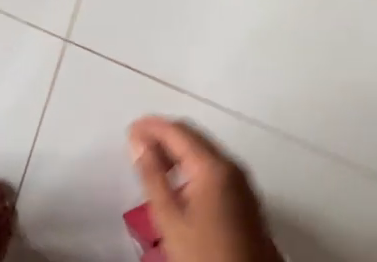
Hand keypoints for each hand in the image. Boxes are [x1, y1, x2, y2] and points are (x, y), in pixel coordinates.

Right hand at [128, 117, 278, 261]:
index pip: (176, 130)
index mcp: (213, 167)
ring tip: (153, 164)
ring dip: (177, 150)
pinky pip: (215, 166)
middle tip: (138, 146)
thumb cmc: (205, 254)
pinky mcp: (246, 196)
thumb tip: (139, 144)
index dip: (149, 126)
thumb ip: (151, 174)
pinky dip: (193, 163)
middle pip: (192, 135)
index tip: (130, 133)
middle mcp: (232, 167)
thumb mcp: (169, 217)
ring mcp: (242, 182)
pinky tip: (178, 181)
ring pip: (204, 149)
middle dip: (163, 136)